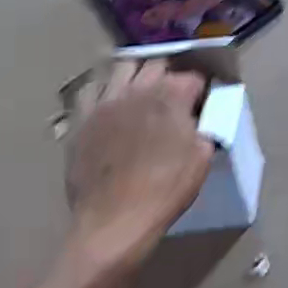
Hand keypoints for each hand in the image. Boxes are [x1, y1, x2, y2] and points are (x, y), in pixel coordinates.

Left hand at [63, 62, 213, 283]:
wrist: (114, 223)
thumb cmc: (165, 189)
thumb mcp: (202, 156)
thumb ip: (204, 126)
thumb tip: (200, 118)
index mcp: (172, 94)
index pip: (194, 76)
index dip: (200, 91)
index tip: (200, 105)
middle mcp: (139, 88)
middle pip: (158, 63)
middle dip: (169, 75)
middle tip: (172, 98)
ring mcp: (106, 102)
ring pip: (123, 66)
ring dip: (137, 74)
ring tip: (140, 92)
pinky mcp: (82, 120)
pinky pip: (90, 90)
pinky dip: (103, 90)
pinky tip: (110, 104)